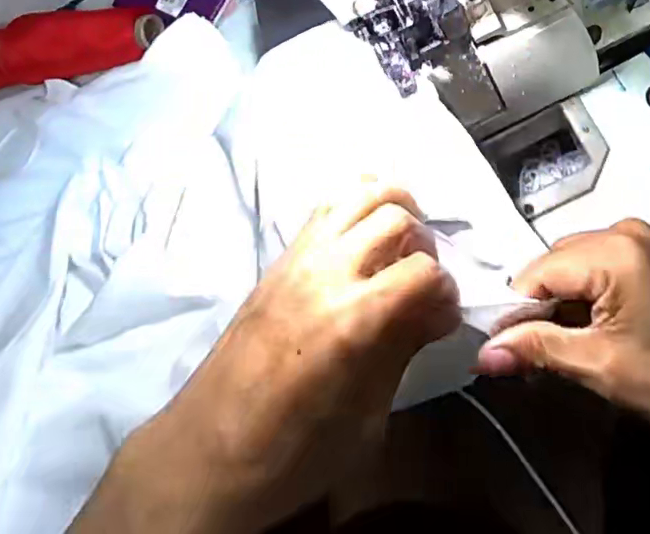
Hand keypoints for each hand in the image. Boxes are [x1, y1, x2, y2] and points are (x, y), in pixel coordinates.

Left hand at [71, 184, 460, 533]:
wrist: (202, 459)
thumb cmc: (290, 454)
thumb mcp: (366, 418)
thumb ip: (404, 346)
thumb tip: (438, 310)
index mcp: (349, 319)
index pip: (424, 272)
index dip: (447, 292)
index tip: (444, 317)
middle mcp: (325, 273)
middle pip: (397, 218)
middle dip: (425, 246)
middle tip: (421, 282)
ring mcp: (299, 257)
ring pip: (362, 191)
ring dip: (395, 209)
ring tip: (400, 244)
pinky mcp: (281, 257)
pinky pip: (330, 205)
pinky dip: (359, 208)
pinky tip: (365, 242)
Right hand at [474, 219, 649, 445]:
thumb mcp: (601, 366)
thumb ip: (540, 349)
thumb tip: (485, 353)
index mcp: (615, 251)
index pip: (541, 270)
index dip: (514, 308)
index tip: (500, 348)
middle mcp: (626, 230)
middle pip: (558, 260)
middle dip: (538, 302)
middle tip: (527, 350)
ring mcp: (644, 238)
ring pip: (578, 260)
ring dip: (562, 297)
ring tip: (556, 342)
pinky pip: (603, 262)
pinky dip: (587, 289)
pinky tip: (587, 323)